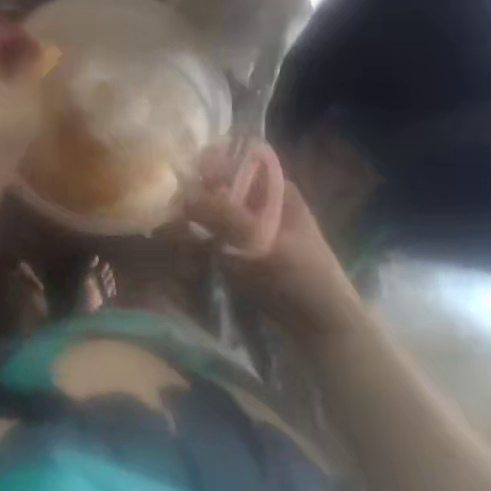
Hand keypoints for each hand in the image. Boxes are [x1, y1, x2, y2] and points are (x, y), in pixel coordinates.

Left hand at [0, 24, 48, 168]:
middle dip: (13, 42)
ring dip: (12, 59)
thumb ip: (32, 63)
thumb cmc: (8, 123)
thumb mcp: (26, 90)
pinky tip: (26, 81)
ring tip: (36, 61)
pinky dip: (9, 73)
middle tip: (38, 45)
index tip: (34, 32)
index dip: (12, 29)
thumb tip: (38, 44)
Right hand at [185, 141, 366, 338]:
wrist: (320, 328)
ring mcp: (244, 228)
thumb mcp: (266, 241)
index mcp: (275, 189)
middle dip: (194, 192)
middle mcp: (258, 202)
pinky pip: (207, 237)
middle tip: (170, 206)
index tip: (184, 179)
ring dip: (189, 217)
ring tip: (169, 227)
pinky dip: (192, 238)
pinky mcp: (233, 252)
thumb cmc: (304, 277)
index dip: (209, 165)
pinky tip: (177, 244)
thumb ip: (228, 217)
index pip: (236, 162)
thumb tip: (184, 196)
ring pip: (209, 211)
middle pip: (218, 186)